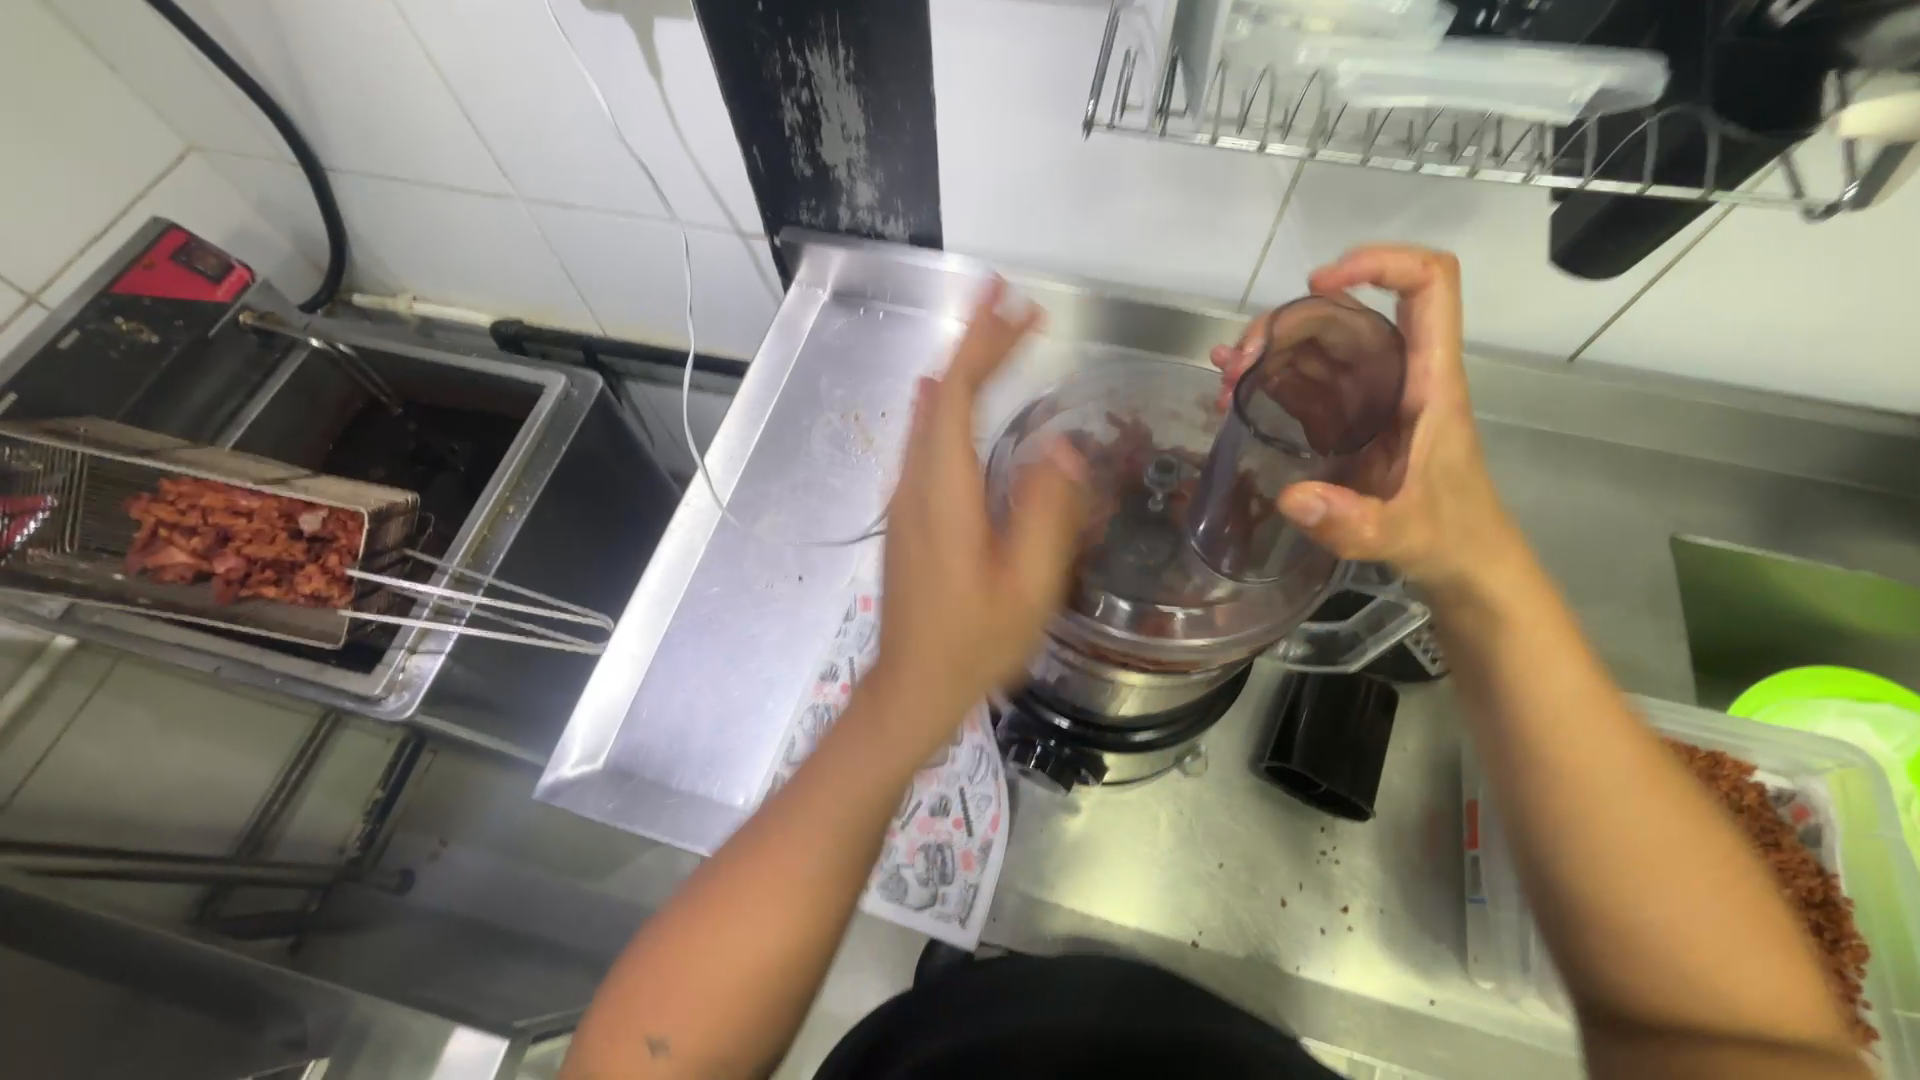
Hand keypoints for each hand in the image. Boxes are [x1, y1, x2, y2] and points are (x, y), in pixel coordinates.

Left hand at [868, 279, 1087, 752]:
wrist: (912, 685)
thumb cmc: (974, 643)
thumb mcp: (1027, 586)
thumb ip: (1046, 513)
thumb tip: (1064, 450)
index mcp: (944, 491)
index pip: (959, 394)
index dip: (986, 343)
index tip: (1015, 305)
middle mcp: (914, 484)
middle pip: (941, 395)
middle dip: (976, 344)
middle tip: (1013, 307)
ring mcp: (903, 500)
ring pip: (928, 416)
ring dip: (962, 371)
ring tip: (998, 339)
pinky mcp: (906, 517)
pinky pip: (925, 441)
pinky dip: (950, 407)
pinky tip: (959, 402)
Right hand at [1211, 246, 1515, 588]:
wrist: (1463, 566)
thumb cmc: (1450, 538)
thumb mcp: (1404, 535)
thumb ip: (1355, 522)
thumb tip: (1292, 498)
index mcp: (1428, 382)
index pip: (1426, 287)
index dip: (1380, 264)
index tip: (1320, 283)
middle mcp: (1399, 378)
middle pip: (1349, 315)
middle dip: (1290, 323)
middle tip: (1241, 361)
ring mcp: (1371, 400)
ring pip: (1320, 348)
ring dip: (1270, 352)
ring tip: (1227, 379)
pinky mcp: (1348, 426)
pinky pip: (1306, 387)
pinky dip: (1268, 382)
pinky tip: (1232, 393)